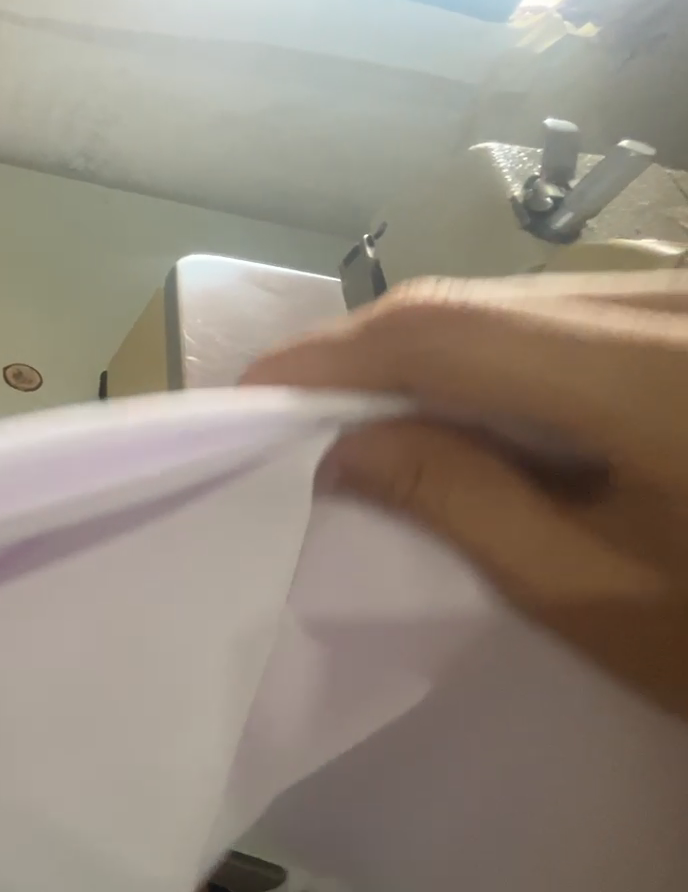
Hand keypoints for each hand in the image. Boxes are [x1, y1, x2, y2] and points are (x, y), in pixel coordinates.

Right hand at [243, 270, 687, 719]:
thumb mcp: (597, 592)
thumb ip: (456, 501)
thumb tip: (342, 446)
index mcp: (665, 380)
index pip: (441, 333)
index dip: (323, 356)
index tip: (246, 399)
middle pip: (476, 302)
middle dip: (359, 353)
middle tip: (291, 411)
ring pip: (521, 300)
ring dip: (420, 351)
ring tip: (362, 411)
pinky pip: (576, 311)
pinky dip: (491, 350)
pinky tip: (467, 400)